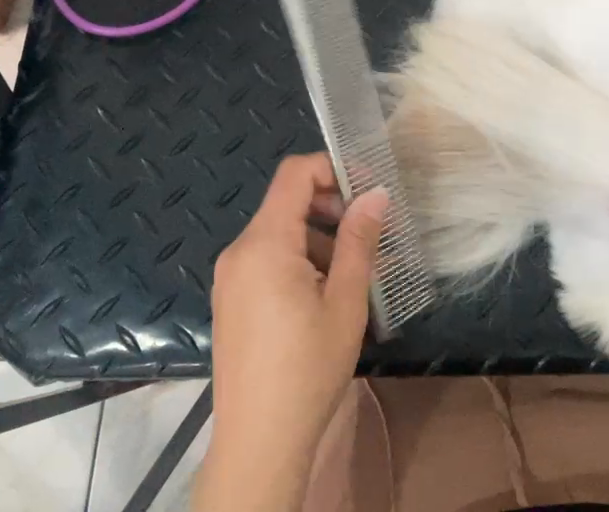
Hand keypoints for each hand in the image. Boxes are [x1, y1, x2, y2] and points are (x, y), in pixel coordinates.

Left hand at [197, 154, 386, 511]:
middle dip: (332, 205)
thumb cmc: (308, 367)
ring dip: (319, 236)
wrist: (258, 440)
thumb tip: (377, 193)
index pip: (294, 174)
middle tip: (372, 231)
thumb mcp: (345, 301)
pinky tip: (328, 292)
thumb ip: (359, 240)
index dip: (334, 168)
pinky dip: (299, 259)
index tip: (371, 188)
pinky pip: (267, 260)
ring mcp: (230, 277)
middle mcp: (239, 250)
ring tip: (358, 268)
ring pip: (279, 233)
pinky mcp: (231, 300)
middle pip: (286, 202)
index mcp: (264, 243)